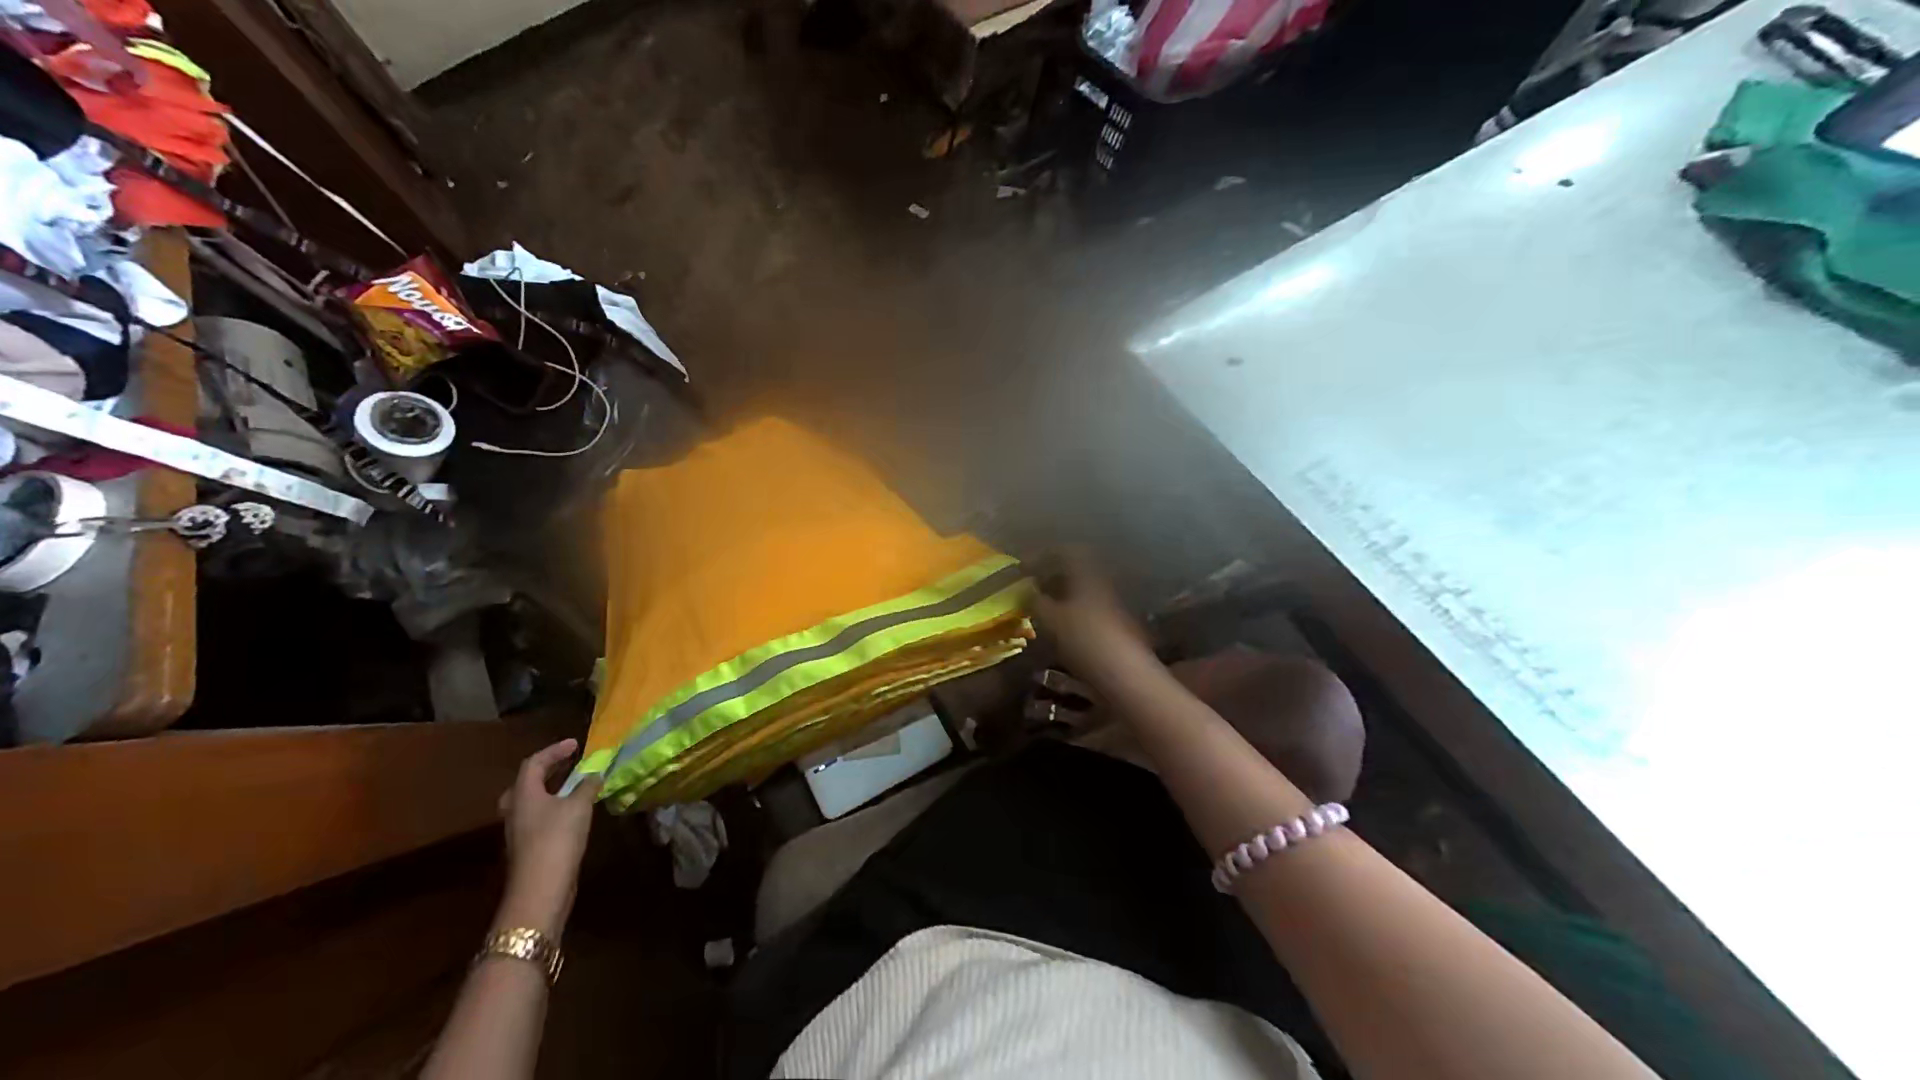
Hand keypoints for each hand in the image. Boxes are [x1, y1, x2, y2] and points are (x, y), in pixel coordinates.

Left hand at [496, 739, 599, 934]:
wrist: (540, 889)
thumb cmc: (557, 839)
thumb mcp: (579, 806)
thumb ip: (587, 786)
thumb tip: (594, 774)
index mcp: (524, 794)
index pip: (534, 763)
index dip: (554, 751)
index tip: (575, 744)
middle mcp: (516, 809)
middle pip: (527, 782)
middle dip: (548, 769)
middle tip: (569, 761)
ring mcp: (519, 830)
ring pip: (531, 800)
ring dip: (551, 788)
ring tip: (573, 784)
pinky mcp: (528, 846)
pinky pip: (539, 816)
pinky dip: (554, 806)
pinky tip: (572, 811)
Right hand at [1030, 547, 1155, 685]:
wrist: (1125, 674)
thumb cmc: (1085, 639)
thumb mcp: (1051, 619)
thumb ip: (1035, 601)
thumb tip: (1026, 591)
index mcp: (1088, 573)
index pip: (1065, 551)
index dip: (1042, 555)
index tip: (1023, 567)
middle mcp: (1103, 582)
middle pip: (1076, 569)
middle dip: (1051, 574)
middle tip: (1031, 585)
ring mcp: (1113, 604)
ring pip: (1082, 589)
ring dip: (1060, 593)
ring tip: (1040, 606)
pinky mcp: (1116, 624)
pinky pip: (1088, 607)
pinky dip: (1071, 609)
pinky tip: (1059, 625)